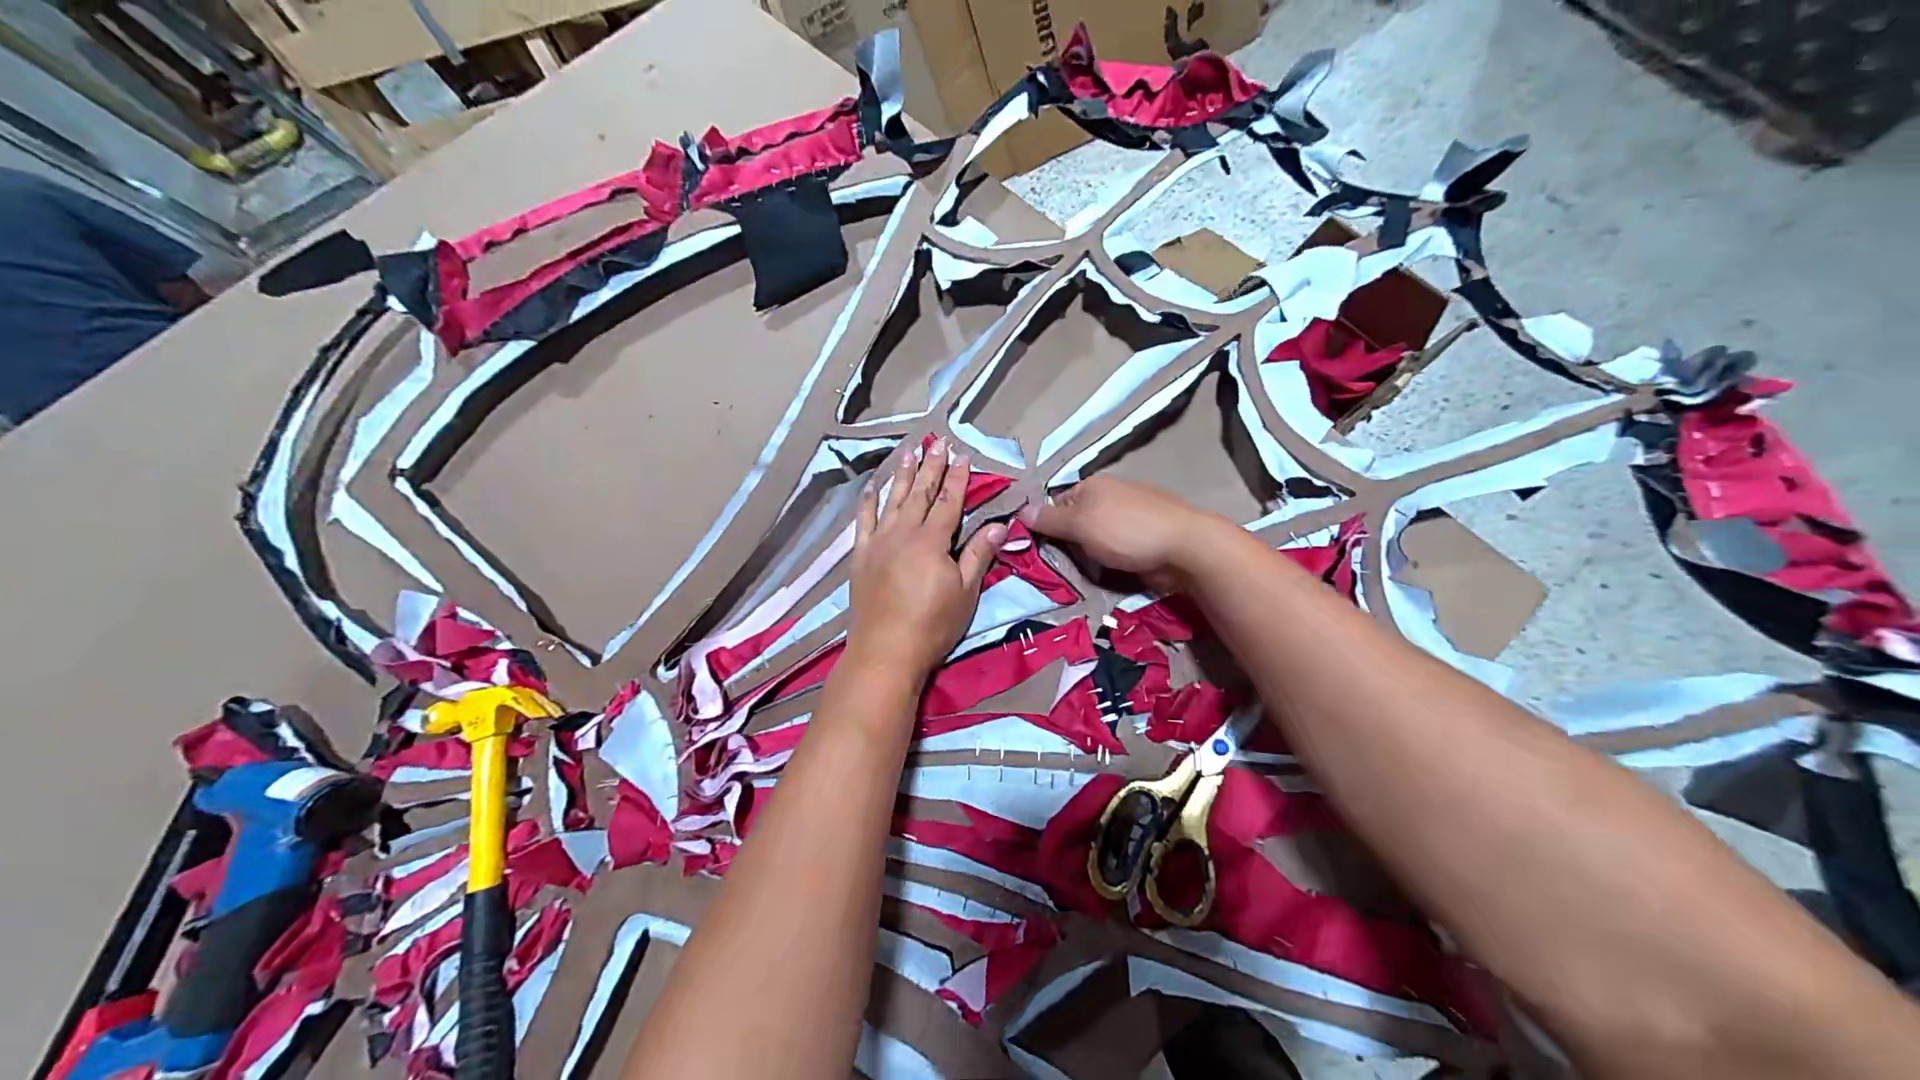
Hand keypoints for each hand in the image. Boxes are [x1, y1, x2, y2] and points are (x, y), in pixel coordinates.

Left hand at [847, 438, 1006, 678]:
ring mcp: (877, 543)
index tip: (961, 456)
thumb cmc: (932, 626)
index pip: (948, 502)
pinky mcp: (860, 556)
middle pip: (919, 493)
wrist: (885, 651)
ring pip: (892, 500)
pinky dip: (868, 502)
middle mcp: (902, 533)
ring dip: (901, 475)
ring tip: (908, 452)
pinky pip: (863, 521)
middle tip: (936, 443)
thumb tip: (999, 525)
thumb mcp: (965, 593)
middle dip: (930, 467)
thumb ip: (978, 555)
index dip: (956, 479)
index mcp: (932, 541)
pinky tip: (872, 488)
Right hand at [1018, 476, 1224, 592]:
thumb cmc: (1127, 531)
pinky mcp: (1146, 538)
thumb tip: (1021, 510)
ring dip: (1092, 557)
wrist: (1186, 548)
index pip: (1056, 505)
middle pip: (1077, 523)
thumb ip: (1049, 520)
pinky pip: (1118, 551)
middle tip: (1064, 567)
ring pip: (1097, 540)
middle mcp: (1111, 497)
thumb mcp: (1079, 524)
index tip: (1041, 551)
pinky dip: (1112, 562)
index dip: (1047, 527)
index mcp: (1093, 486)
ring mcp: (1131, 517)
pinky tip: (1113, 573)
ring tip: (1089, 574)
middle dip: (1070, 545)